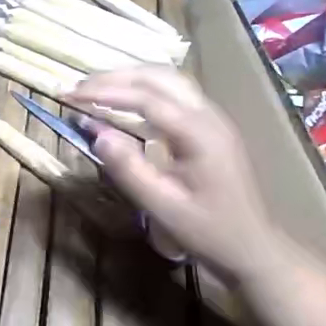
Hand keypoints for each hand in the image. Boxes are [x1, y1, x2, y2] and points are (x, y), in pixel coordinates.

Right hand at [69, 67, 282, 282]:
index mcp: (199, 133)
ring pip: (168, 78)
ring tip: (95, 88)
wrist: (254, 248)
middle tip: (77, 89)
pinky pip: (174, 91)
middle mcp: (208, 114)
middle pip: (158, 77)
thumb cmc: (209, 232)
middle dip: (115, 77)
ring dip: (130, 77)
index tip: (71, 96)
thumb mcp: (164, 208)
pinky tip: (125, 100)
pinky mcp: (210, 125)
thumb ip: (130, 169)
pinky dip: (144, 87)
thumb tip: (97, 133)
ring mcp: (212, 117)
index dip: (106, 92)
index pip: (146, 97)